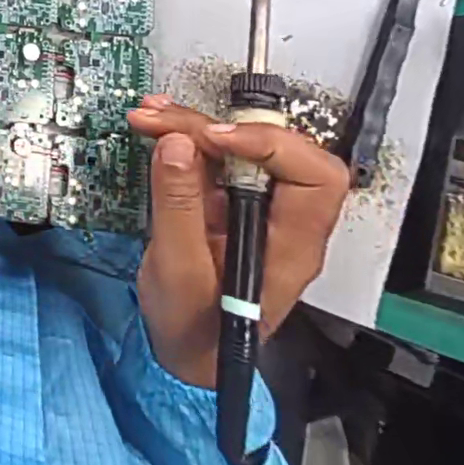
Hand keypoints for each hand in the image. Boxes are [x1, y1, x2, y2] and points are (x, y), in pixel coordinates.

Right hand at [126, 95, 348, 387]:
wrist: (184, 349)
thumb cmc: (192, 324)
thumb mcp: (178, 267)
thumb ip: (177, 204)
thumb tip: (175, 143)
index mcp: (291, 243)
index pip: (315, 177)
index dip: (270, 147)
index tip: (211, 139)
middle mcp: (280, 219)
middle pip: (269, 153)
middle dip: (212, 127)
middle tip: (158, 118)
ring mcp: (251, 209)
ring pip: (237, 150)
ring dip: (192, 127)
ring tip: (148, 115)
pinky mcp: (221, 204)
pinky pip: (211, 162)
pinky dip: (181, 141)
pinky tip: (155, 130)